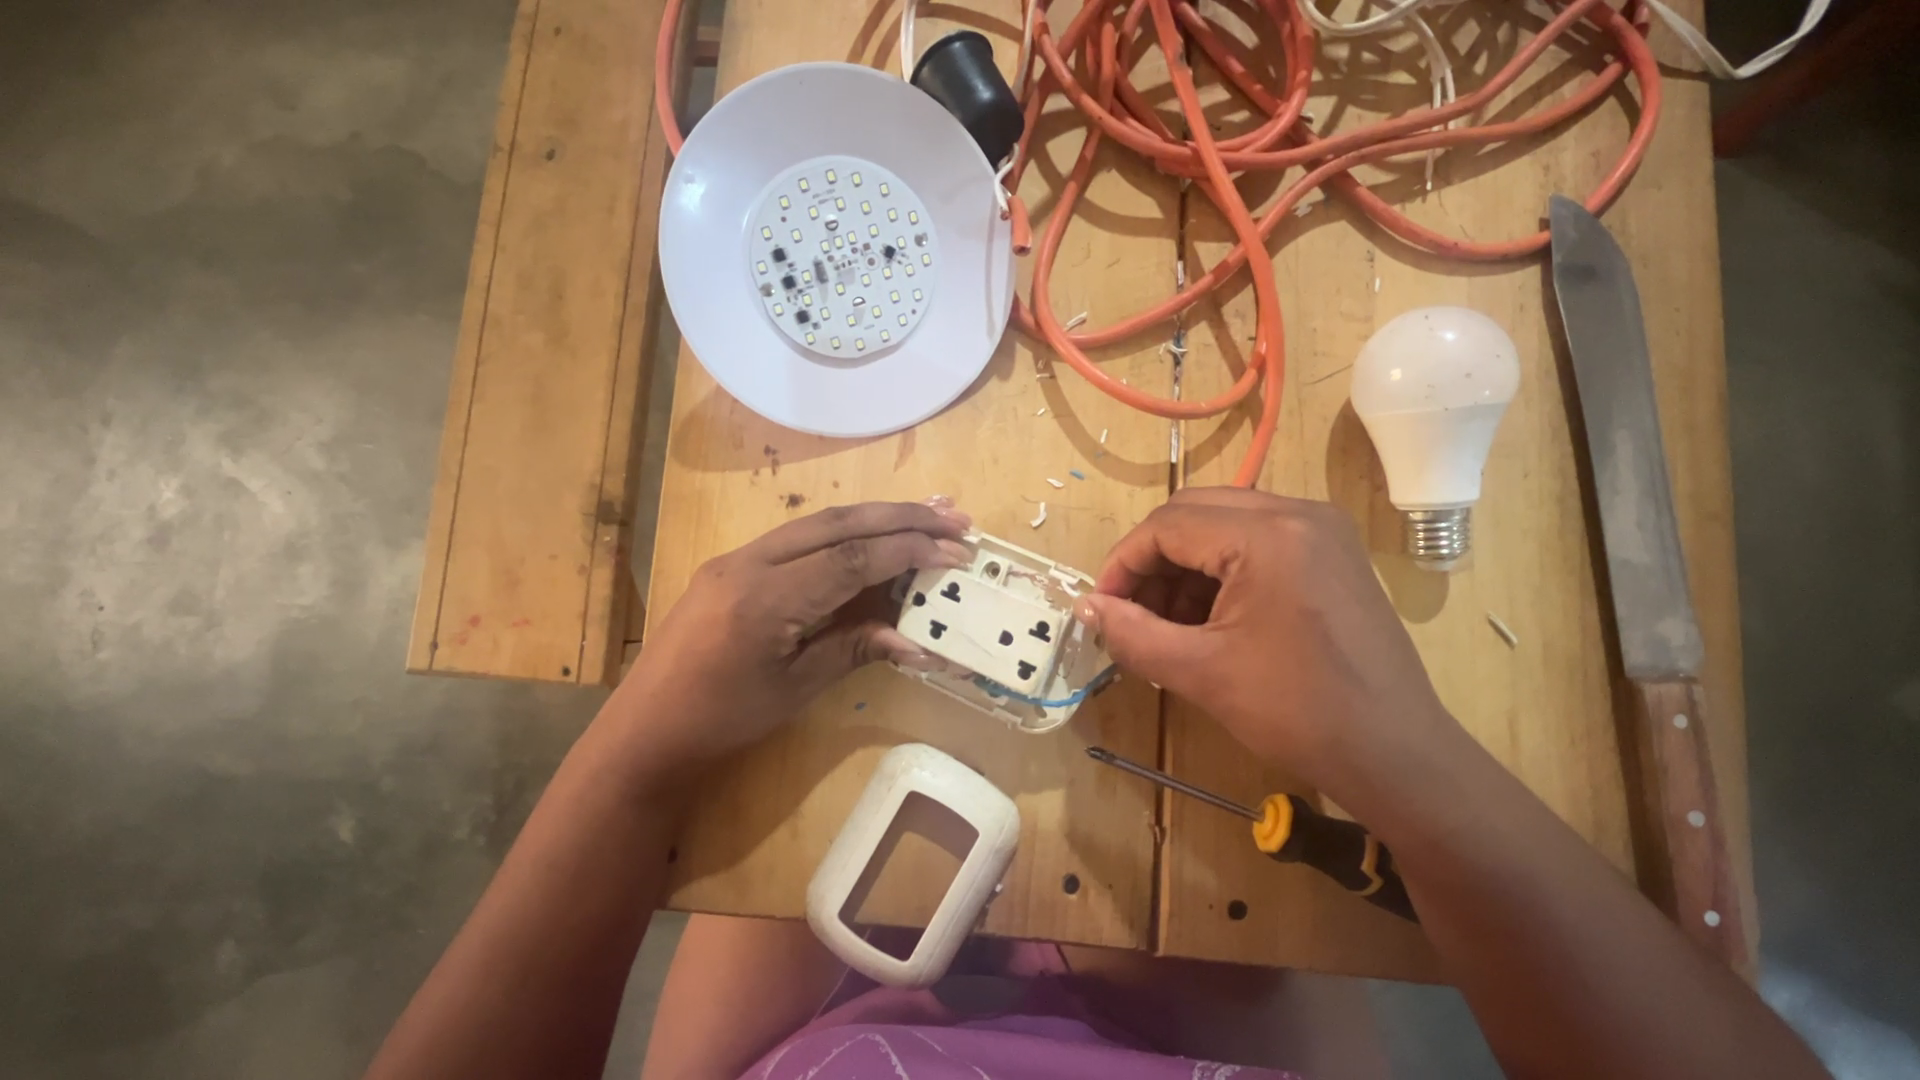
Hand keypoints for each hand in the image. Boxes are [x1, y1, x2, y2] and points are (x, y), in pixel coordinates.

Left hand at [607, 499, 970, 778]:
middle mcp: (750, 562)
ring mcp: (737, 558)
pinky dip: (843, 531)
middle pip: (839, 523)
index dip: (909, 550)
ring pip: (818, 522)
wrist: (646, 727)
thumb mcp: (795, 689)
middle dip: (902, 516)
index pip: (852, 558)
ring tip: (926, 513)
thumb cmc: (721, 720)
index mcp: (766, 598)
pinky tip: (870, 532)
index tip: (957, 551)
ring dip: (875, 516)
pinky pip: (798, 536)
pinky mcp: (732, 564)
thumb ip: (854, 650)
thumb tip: (917, 642)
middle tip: (955, 515)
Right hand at [1078, 488, 1456, 792]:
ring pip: (1225, 524)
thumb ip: (1131, 633)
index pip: (1167, 525)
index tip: (1102, 609)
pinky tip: (1211, 619)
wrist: (1395, 754)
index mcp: (1268, 535)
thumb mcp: (1199, 673)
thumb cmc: (1296, 712)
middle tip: (1132, 613)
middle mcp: (1299, 512)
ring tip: (1169, 624)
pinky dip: (1222, 571)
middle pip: (1194, 513)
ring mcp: (1323, 530)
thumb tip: (1087, 609)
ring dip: (1185, 566)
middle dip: (1153, 561)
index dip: (1123, 564)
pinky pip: (1258, 541)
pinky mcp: (1334, 553)